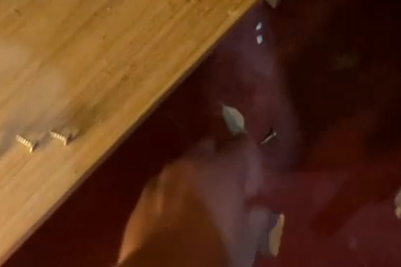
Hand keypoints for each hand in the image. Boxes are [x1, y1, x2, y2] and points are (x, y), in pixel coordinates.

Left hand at [118, 141, 273, 265]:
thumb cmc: (211, 257)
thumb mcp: (245, 245)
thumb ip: (256, 221)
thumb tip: (259, 211)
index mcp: (221, 168)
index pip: (244, 146)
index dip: (252, 165)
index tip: (253, 189)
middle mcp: (190, 163)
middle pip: (210, 149)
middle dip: (220, 165)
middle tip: (227, 195)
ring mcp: (161, 178)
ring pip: (183, 168)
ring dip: (194, 181)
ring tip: (199, 209)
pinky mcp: (140, 199)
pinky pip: (163, 188)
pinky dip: (172, 198)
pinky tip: (176, 222)